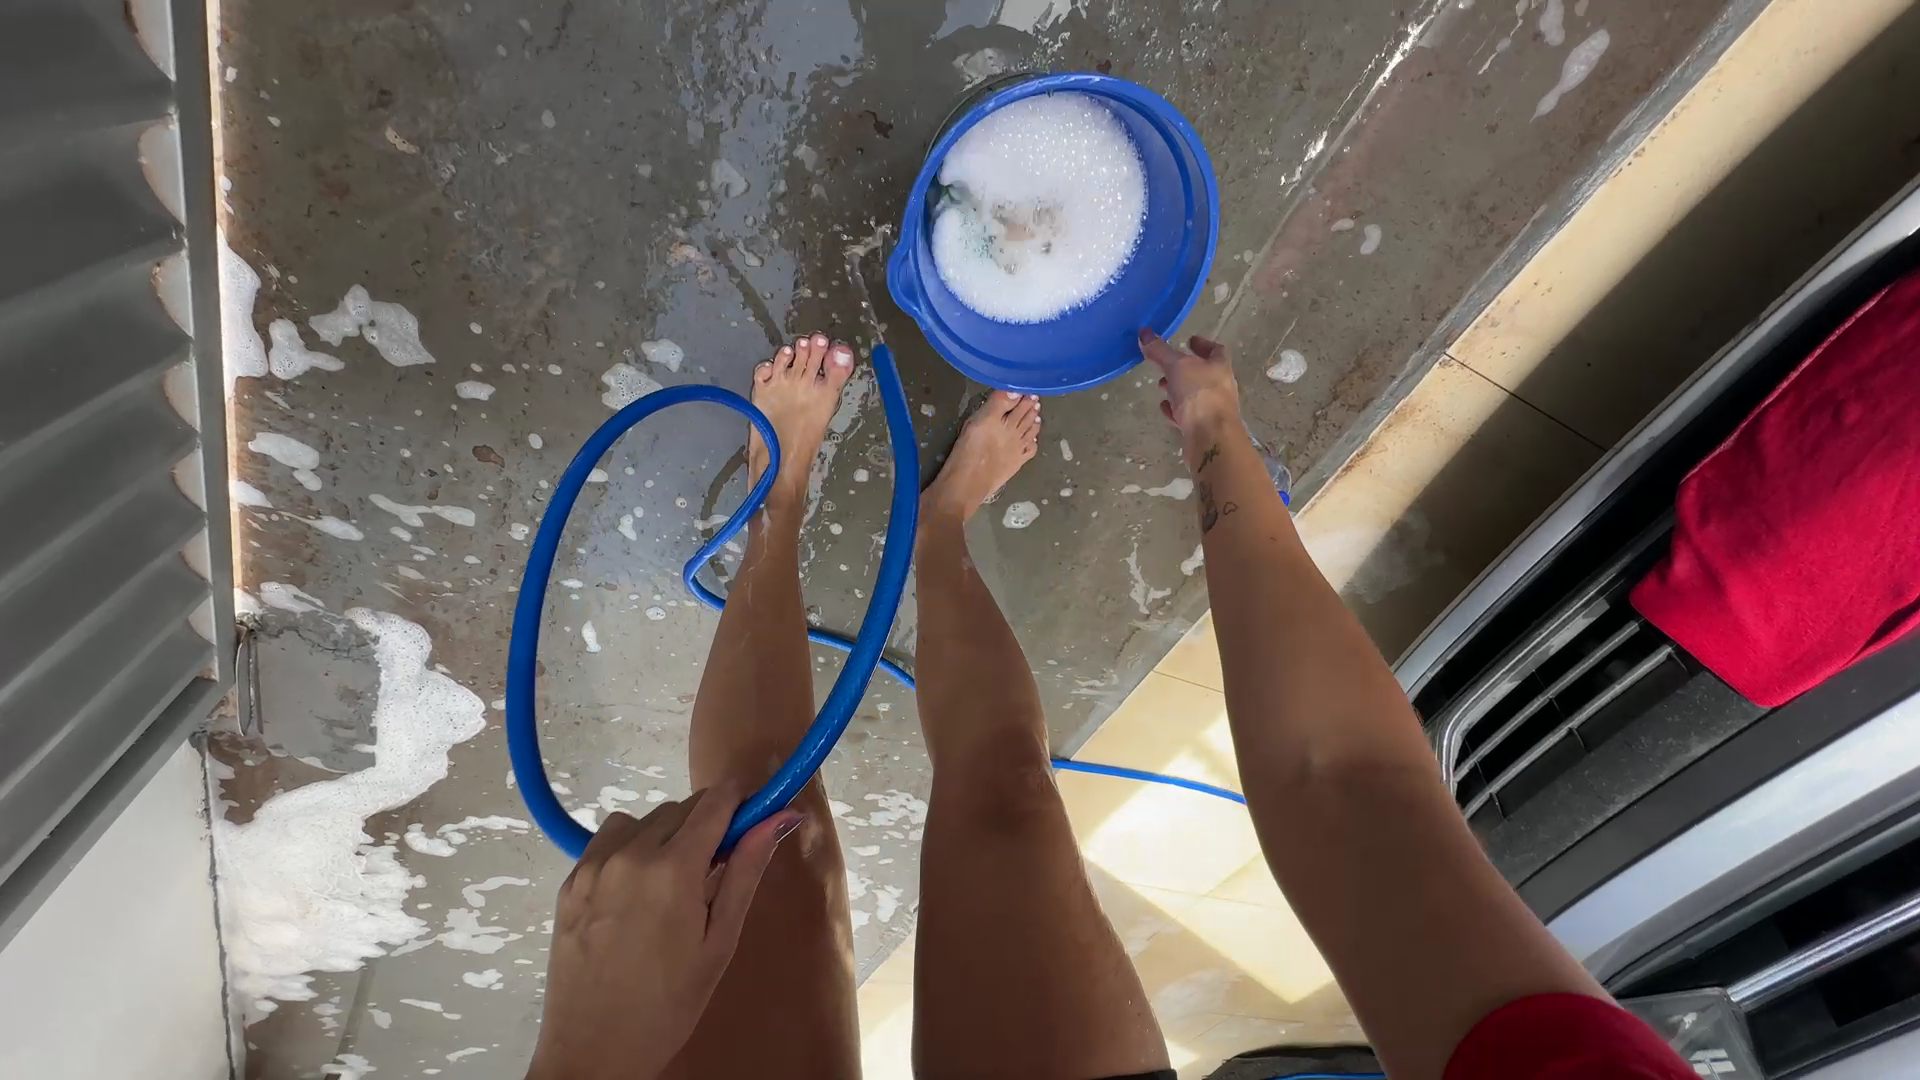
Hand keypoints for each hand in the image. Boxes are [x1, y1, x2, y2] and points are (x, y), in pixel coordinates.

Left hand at [527, 783, 801, 1079]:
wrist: (591, 1056)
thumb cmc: (670, 1003)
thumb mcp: (721, 940)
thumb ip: (747, 869)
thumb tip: (782, 816)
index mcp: (674, 869)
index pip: (715, 801)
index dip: (740, 800)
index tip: (753, 813)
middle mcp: (631, 854)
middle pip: (684, 807)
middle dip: (708, 823)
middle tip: (716, 867)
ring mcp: (594, 865)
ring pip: (649, 818)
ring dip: (670, 832)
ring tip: (674, 880)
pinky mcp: (571, 880)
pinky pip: (612, 836)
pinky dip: (633, 844)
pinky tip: (637, 885)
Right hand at [1139, 329, 1240, 440]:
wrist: (1210, 436)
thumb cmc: (1199, 394)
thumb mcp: (1176, 366)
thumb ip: (1160, 351)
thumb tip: (1144, 333)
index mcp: (1220, 367)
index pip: (1215, 350)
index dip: (1202, 344)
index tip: (1189, 340)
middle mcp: (1221, 386)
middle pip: (1203, 373)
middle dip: (1184, 368)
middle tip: (1167, 366)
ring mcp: (1213, 409)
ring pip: (1194, 394)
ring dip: (1178, 389)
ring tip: (1162, 387)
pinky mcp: (1203, 428)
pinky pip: (1188, 415)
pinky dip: (1177, 410)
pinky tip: (1166, 409)